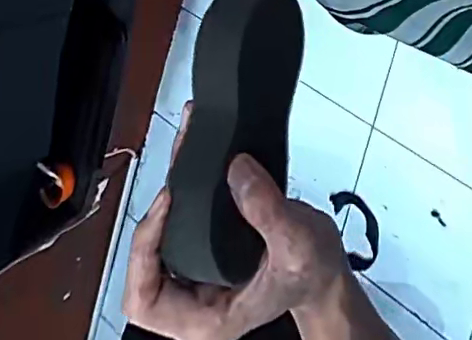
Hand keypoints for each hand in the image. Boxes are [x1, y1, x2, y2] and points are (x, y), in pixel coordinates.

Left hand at [124, 154, 353, 339]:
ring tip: (183, 155)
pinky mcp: (210, 242)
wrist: (326, 266)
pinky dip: (186, 184)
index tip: (167, 206)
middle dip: (154, 217)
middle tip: (174, 181)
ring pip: (163, 234)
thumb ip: (267, 210)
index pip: (145, 299)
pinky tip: (196, 154)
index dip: (144, 252)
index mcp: (206, 316)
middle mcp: (195, 295)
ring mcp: (200, 269)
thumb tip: (237, 170)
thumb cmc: (312, 272)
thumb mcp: (296, 244)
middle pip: (147, 261)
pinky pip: (184, 215)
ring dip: (170, 193)